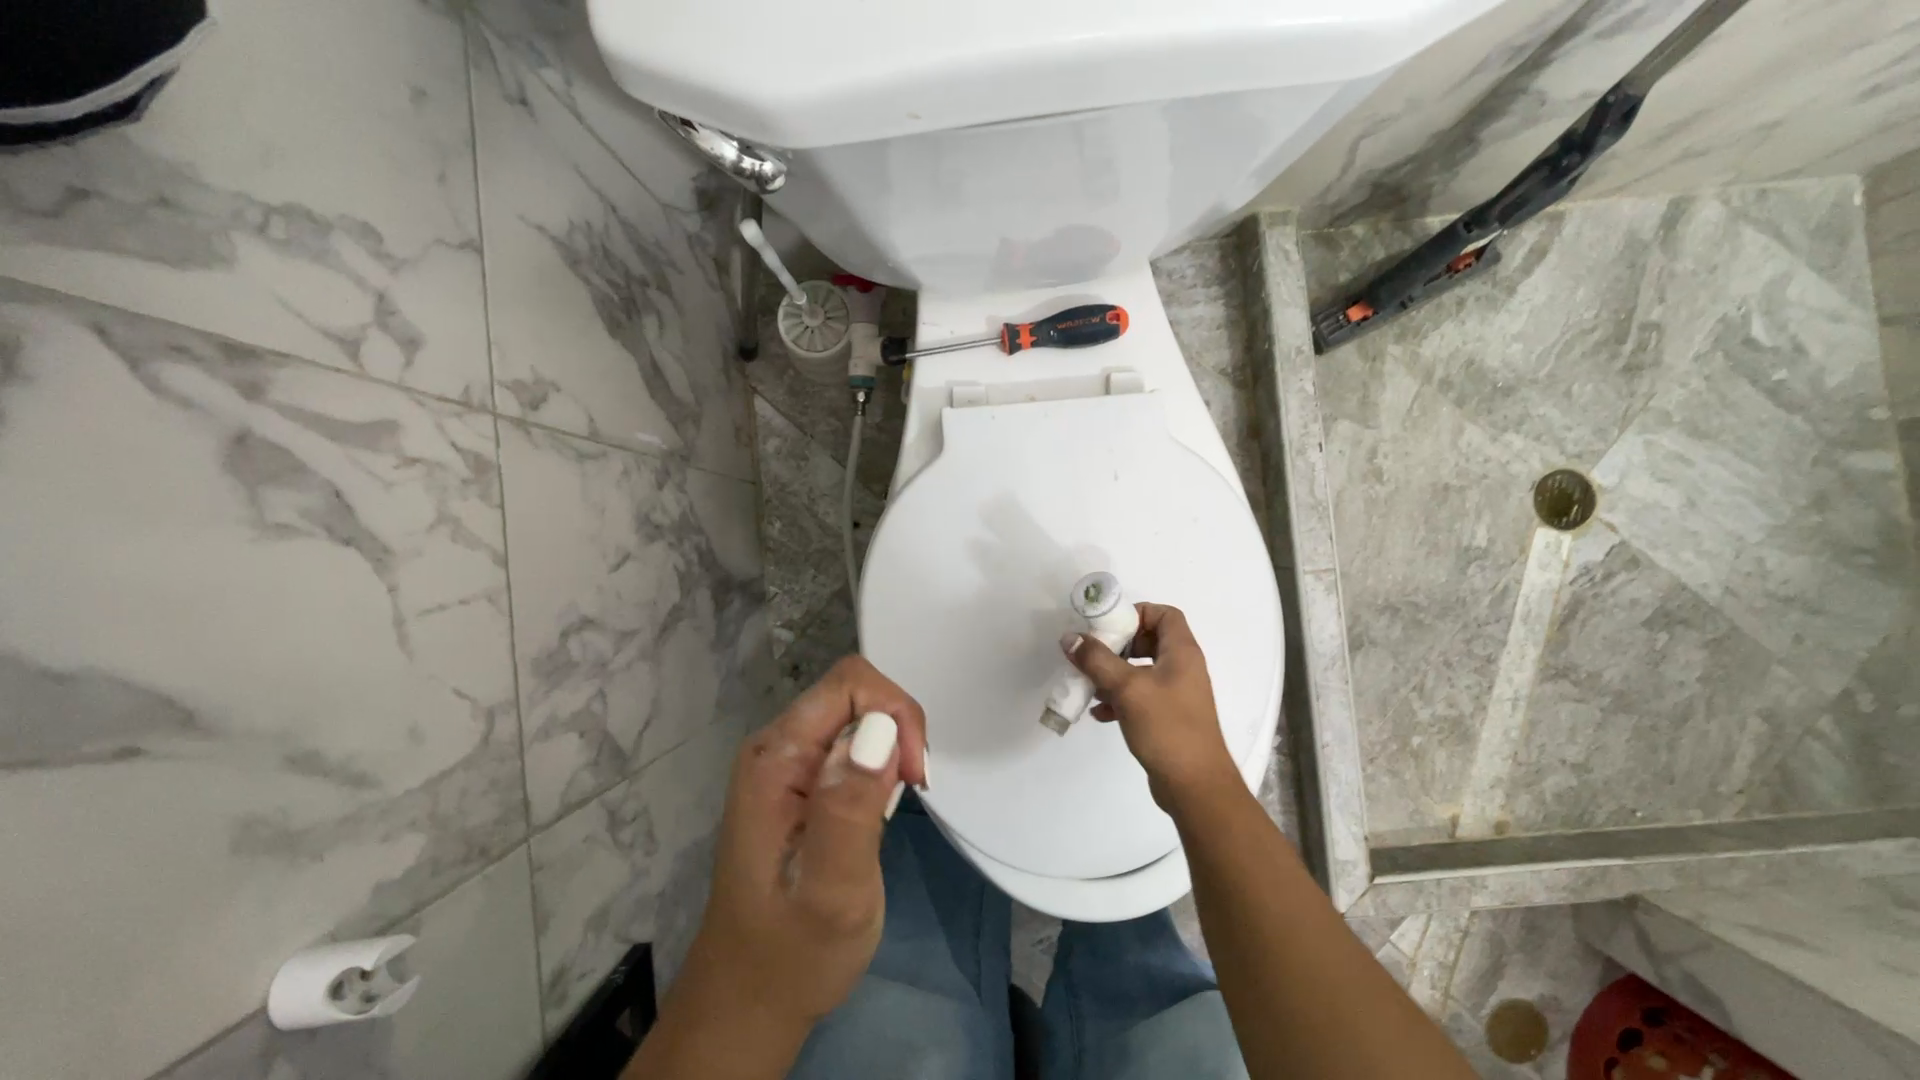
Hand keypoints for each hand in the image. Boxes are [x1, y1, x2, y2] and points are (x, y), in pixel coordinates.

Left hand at [672, 656, 927, 1039]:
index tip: (914, 777)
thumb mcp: (830, 892)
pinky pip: (852, 747)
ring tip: (894, 811)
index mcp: (775, 760)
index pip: (849, 684)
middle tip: (910, 795)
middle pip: (853, 693)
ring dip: (893, 750)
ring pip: (856, 718)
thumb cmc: (792, 953)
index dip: (895, 714)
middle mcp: (776, 749)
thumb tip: (879, 732)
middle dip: (898, 731)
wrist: (751, 998)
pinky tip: (880, 812)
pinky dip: (881, 767)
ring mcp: (786, 767)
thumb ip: (850, 810)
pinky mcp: (801, 786)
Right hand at [1064, 602, 1238, 810]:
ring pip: (1141, 671)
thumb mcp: (1127, 688)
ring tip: (1089, 685)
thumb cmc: (1166, 727)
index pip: (1164, 614)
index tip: (1108, 625)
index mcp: (1182, 653)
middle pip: (1150, 641)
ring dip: (1114, 674)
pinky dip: (1120, 699)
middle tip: (1093, 653)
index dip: (1137, 613)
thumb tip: (1071, 638)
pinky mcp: (1168, 718)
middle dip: (1118, 645)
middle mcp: (1183, 669)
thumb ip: (1097, 660)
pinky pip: (1141, 697)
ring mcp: (1177, 695)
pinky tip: (1099, 713)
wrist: (1195, 784)